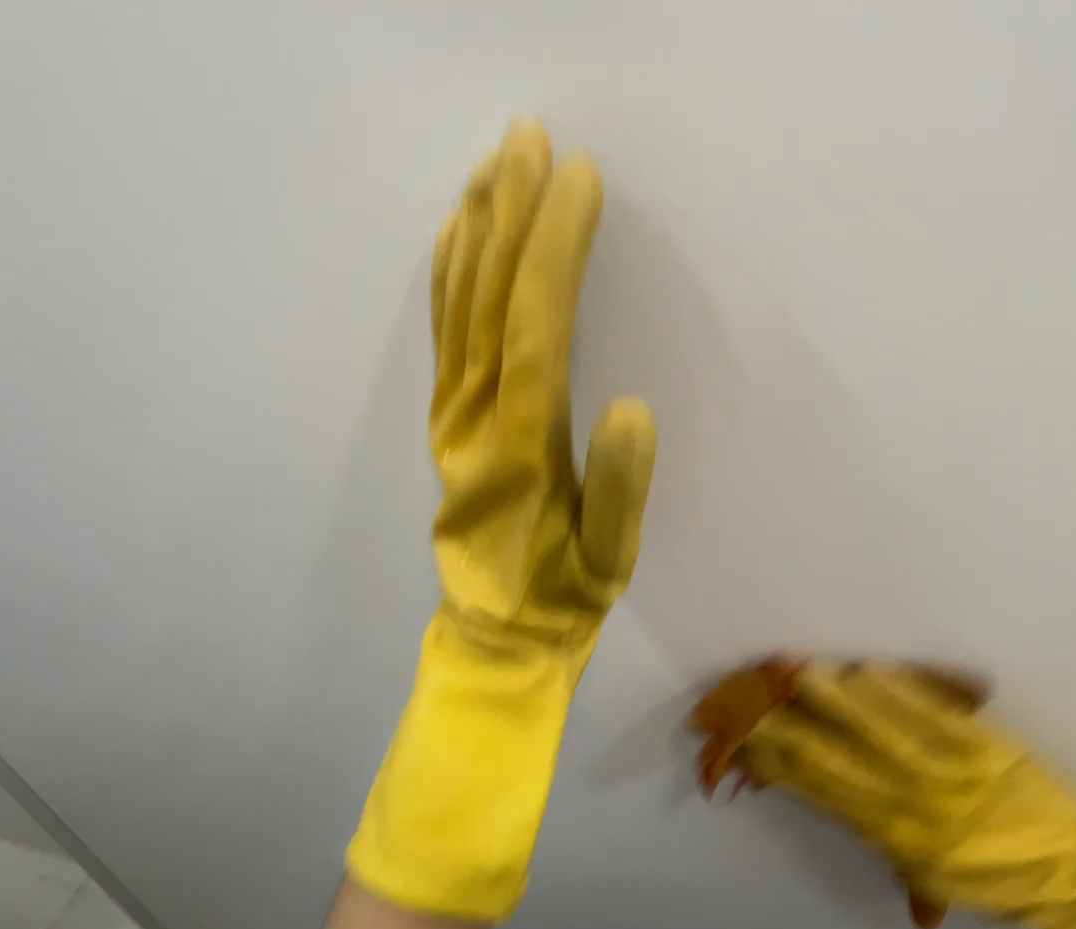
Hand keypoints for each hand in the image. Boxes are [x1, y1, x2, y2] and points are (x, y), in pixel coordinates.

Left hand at [347, 119, 656, 921]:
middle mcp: (476, 424)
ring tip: (492, 164)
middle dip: (512, 216)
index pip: (537, 331)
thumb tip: (632, 407)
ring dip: (475, 232)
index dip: (555, 252)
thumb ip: (620, 491)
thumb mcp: (610, 568)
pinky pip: (443, 339)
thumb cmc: (560, 605)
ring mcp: (453, 422)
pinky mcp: (446, 426)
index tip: (578, 182)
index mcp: (522, 451)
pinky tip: (455, 235)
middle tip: (528, 140)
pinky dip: (447, 280)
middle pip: (490, 303)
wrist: (493, 640)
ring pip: (457, 312)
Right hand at [692, 657, 1075, 923]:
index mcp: (893, 835)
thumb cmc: (989, 880)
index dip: (779, 763)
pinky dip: (896, 690)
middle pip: (834, 756)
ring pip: (877, 727)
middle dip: (789, 725)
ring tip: (797, 670)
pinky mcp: (983, 745)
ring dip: (834, 698)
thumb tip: (817, 789)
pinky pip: (930, 712)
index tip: (746, 739)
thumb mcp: (921, 871)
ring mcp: (949, 771)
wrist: (1070, 879)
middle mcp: (911, 803)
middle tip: (753, 697)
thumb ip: (870, 829)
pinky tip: (867, 670)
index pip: (820, 790)